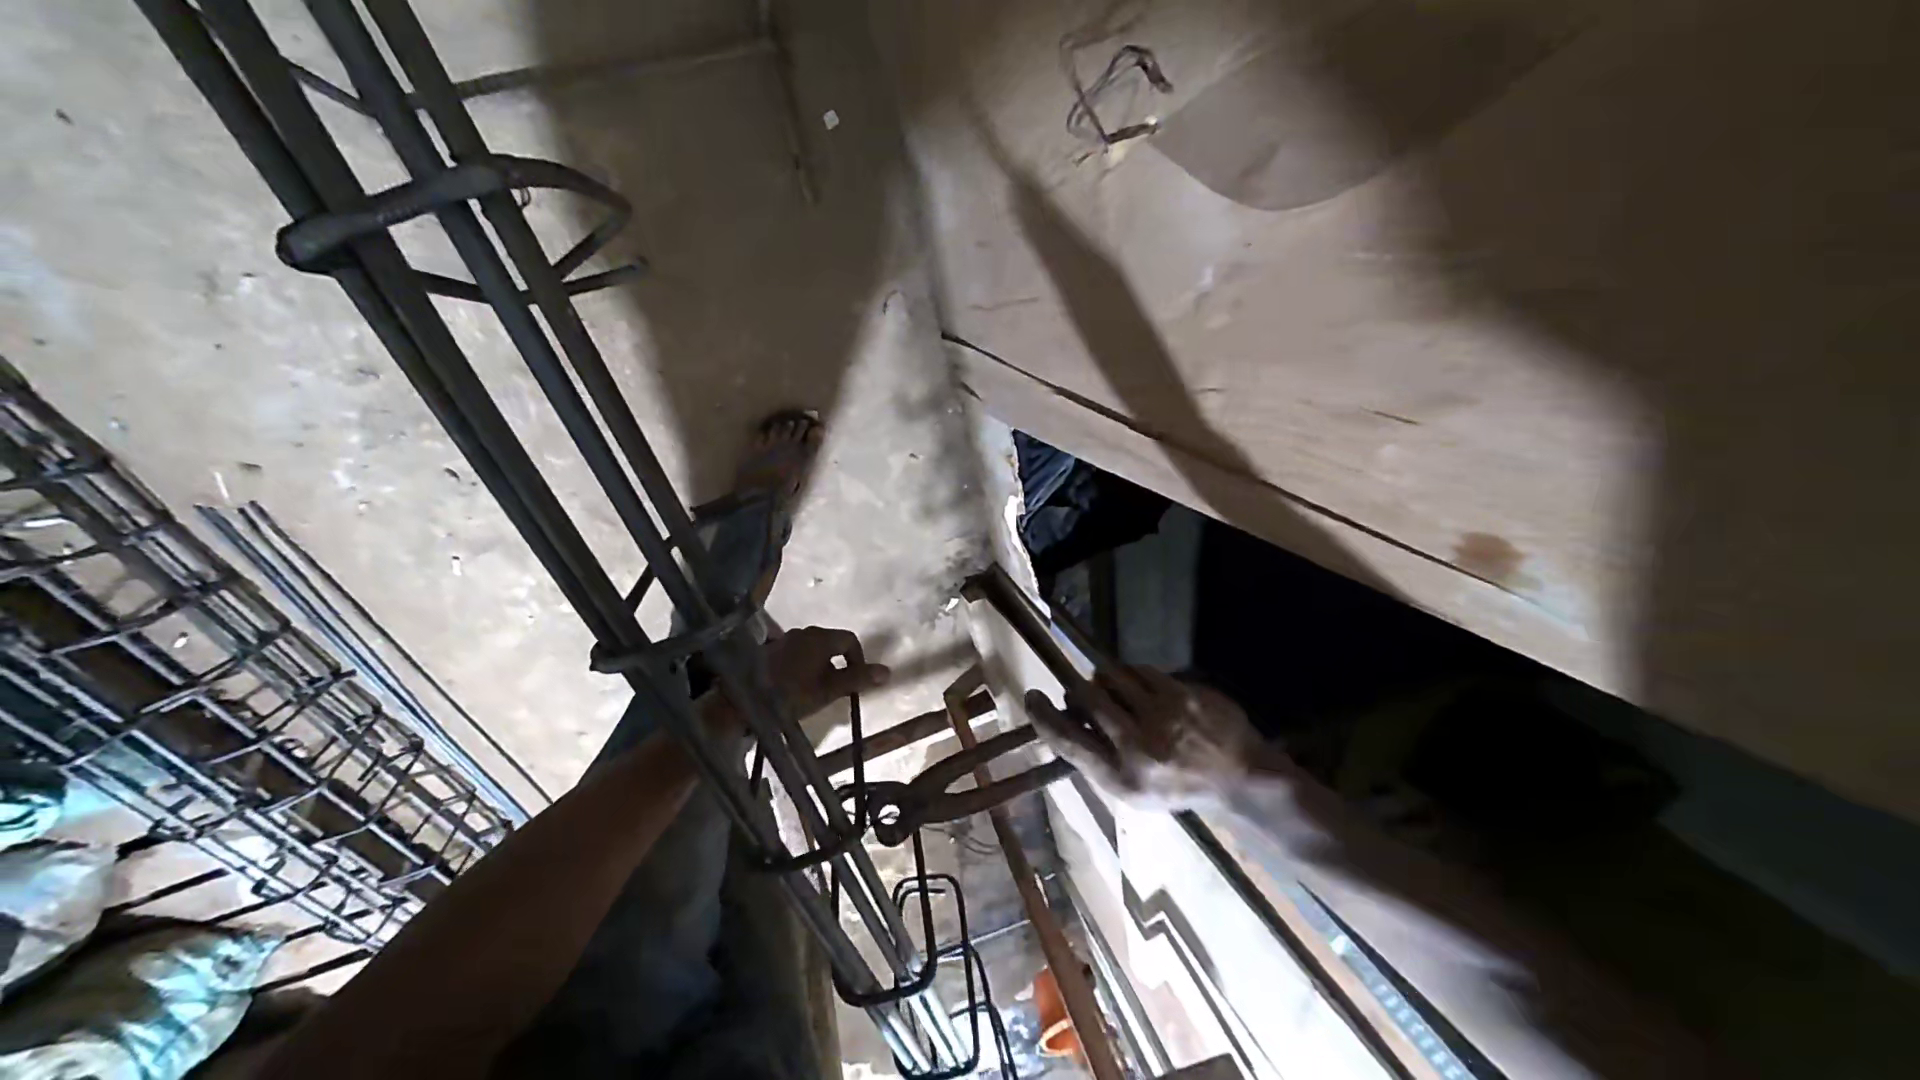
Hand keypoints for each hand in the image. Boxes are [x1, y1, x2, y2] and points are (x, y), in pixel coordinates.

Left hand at [754, 626, 891, 722]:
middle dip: (839, 665)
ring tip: (815, 692)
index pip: (850, 640)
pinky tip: (794, 688)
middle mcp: (802, 632)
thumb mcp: (829, 690)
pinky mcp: (768, 652)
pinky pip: (795, 655)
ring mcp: (783, 640)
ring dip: (820, 667)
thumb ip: (857, 679)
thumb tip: (887, 671)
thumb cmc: (791, 695)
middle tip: (836, 690)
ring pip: (812, 650)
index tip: (855, 682)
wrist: (742, 702)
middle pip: (831, 643)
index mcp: (820, 637)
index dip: (859, 660)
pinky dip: (802, 667)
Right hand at [1025, 667, 1260, 810]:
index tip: (1032, 697)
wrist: (1240, 775)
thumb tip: (1066, 722)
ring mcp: (1165, 714)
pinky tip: (1139, 687)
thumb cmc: (1178, 786)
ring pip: (1112, 677)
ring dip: (1104, 680)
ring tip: (1112, 691)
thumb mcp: (1132, 789)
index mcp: (1124, 776)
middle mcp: (1140, 745)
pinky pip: (1140, 670)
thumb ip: (1096, 759)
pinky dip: (1131, 675)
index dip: (1044, 716)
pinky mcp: (1184, 692)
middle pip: (1087, 698)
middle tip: (1080, 694)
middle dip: (1077, 691)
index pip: (1069, 741)